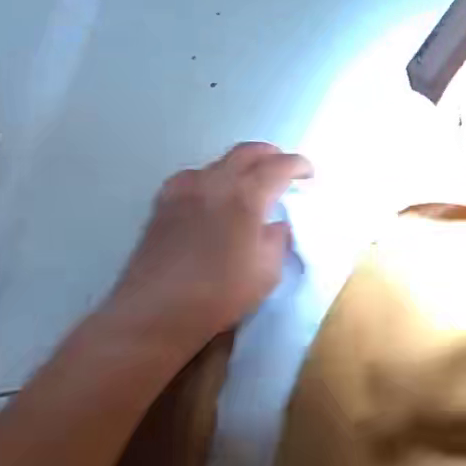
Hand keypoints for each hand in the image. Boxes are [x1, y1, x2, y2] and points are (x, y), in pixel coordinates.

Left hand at [95, 142, 312, 359]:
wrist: (155, 313)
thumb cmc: (220, 294)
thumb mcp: (268, 272)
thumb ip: (277, 240)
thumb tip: (275, 224)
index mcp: (246, 196)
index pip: (278, 166)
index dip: (298, 165)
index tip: (309, 174)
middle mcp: (214, 183)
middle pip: (246, 152)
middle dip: (271, 156)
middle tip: (284, 169)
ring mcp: (183, 190)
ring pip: (218, 162)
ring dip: (240, 166)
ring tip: (251, 183)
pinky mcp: (162, 204)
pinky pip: (193, 178)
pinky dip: (212, 179)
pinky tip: (213, 197)